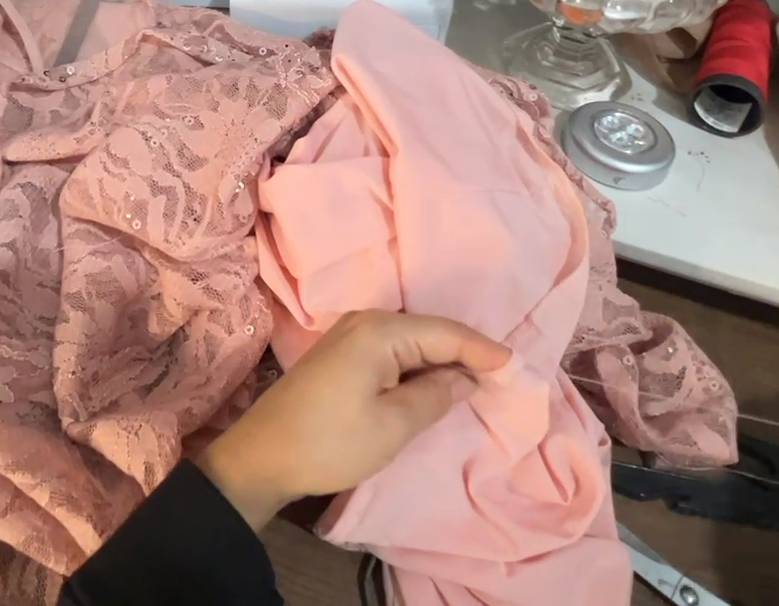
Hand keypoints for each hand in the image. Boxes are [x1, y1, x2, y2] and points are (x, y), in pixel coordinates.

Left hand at [195, 310, 511, 529]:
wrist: (262, 456)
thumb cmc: (331, 442)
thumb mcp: (392, 425)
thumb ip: (435, 394)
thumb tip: (466, 376)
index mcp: (380, 331)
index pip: (445, 333)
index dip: (482, 349)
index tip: (516, 366)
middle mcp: (365, 320)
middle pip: (428, 330)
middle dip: (465, 349)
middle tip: (503, 372)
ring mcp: (350, 334)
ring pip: (411, 338)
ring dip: (441, 356)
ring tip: (477, 376)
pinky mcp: (341, 352)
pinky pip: (392, 348)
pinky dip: (418, 361)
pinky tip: (434, 378)